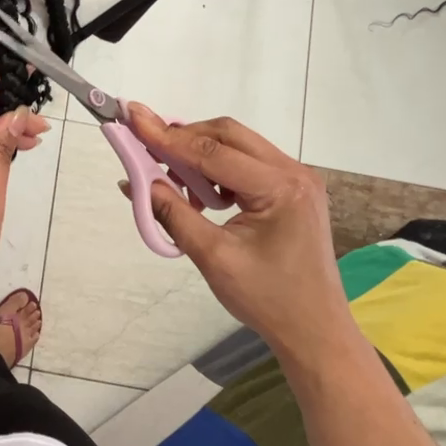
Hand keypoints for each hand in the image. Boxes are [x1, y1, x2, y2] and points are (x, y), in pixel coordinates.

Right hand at [118, 106, 357, 363]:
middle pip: (227, 135)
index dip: (167, 136)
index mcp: (280, 188)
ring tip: (171, 180)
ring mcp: (297, 179)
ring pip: (236, 145)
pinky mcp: (292, 190)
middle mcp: (294, 173)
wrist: (314, 329)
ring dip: (198, 154)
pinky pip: (245, 163)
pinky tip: (199, 195)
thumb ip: (171, 213)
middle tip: (144, 145)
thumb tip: (134, 182)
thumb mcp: (211, 256)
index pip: (212, 152)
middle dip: (182, 137)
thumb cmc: (267, 298)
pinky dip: (215, 169)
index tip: (131, 117)